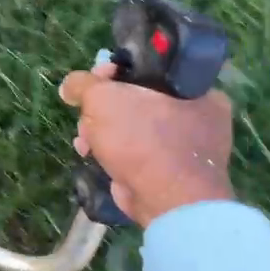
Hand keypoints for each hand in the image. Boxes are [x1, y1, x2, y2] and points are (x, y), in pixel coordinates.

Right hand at [59, 63, 234, 227]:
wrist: (167, 199)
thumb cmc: (142, 139)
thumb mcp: (103, 97)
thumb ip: (82, 83)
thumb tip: (71, 88)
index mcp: (197, 93)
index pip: (147, 70)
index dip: (112, 73)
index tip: (93, 82)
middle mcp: (198, 117)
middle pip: (131, 100)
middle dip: (100, 110)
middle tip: (88, 118)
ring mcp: (186, 146)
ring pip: (128, 125)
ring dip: (99, 131)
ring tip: (87, 142)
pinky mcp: (171, 168)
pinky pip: (134, 149)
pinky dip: (111, 150)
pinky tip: (94, 155)